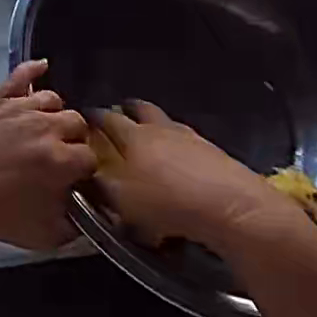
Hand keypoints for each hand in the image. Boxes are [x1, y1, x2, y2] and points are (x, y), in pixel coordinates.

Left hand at [0, 60, 95, 249]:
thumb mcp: (45, 234)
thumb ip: (74, 224)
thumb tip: (90, 213)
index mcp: (60, 160)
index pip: (89, 156)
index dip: (84, 168)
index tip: (76, 177)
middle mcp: (46, 128)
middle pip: (76, 122)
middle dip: (74, 139)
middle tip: (61, 154)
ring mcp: (21, 109)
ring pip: (53, 100)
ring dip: (55, 114)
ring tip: (47, 128)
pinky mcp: (0, 100)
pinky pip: (20, 76)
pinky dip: (32, 70)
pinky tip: (43, 66)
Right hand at [93, 101, 308, 253]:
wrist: (230, 207)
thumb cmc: (168, 204)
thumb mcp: (124, 203)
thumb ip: (104, 188)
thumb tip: (90, 177)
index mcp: (134, 137)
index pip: (108, 120)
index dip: (95, 118)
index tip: (87, 118)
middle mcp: (161, 129)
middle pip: (141, 109)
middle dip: (128, 109)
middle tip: (121, 113)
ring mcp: (190, 137)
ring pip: (166, 122)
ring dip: (156, 125)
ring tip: (151, 137)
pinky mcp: (213, 152)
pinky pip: (188, 141)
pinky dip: (179, 146)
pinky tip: (181, 162)